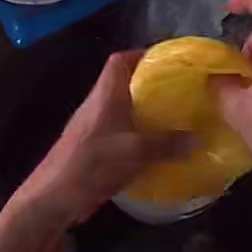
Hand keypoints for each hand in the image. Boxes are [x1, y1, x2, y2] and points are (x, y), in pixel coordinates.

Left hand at [13, 51, 185, 228]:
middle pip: (124, 84)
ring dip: (145, 112)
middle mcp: (98, 106)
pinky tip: (157, 149)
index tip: (167, 61)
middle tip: (179, 92)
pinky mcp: (94, 149)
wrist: (54, 197)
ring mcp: (94, 128)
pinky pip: (121, 134)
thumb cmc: (93, 163)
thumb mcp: (136, 151)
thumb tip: (198, 139)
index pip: (119, 61)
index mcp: (105, 96)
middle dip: (151, 86)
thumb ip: (167, 144)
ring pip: (123, 110)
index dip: (141, 55)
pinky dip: (138, 136)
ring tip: (174, 119)